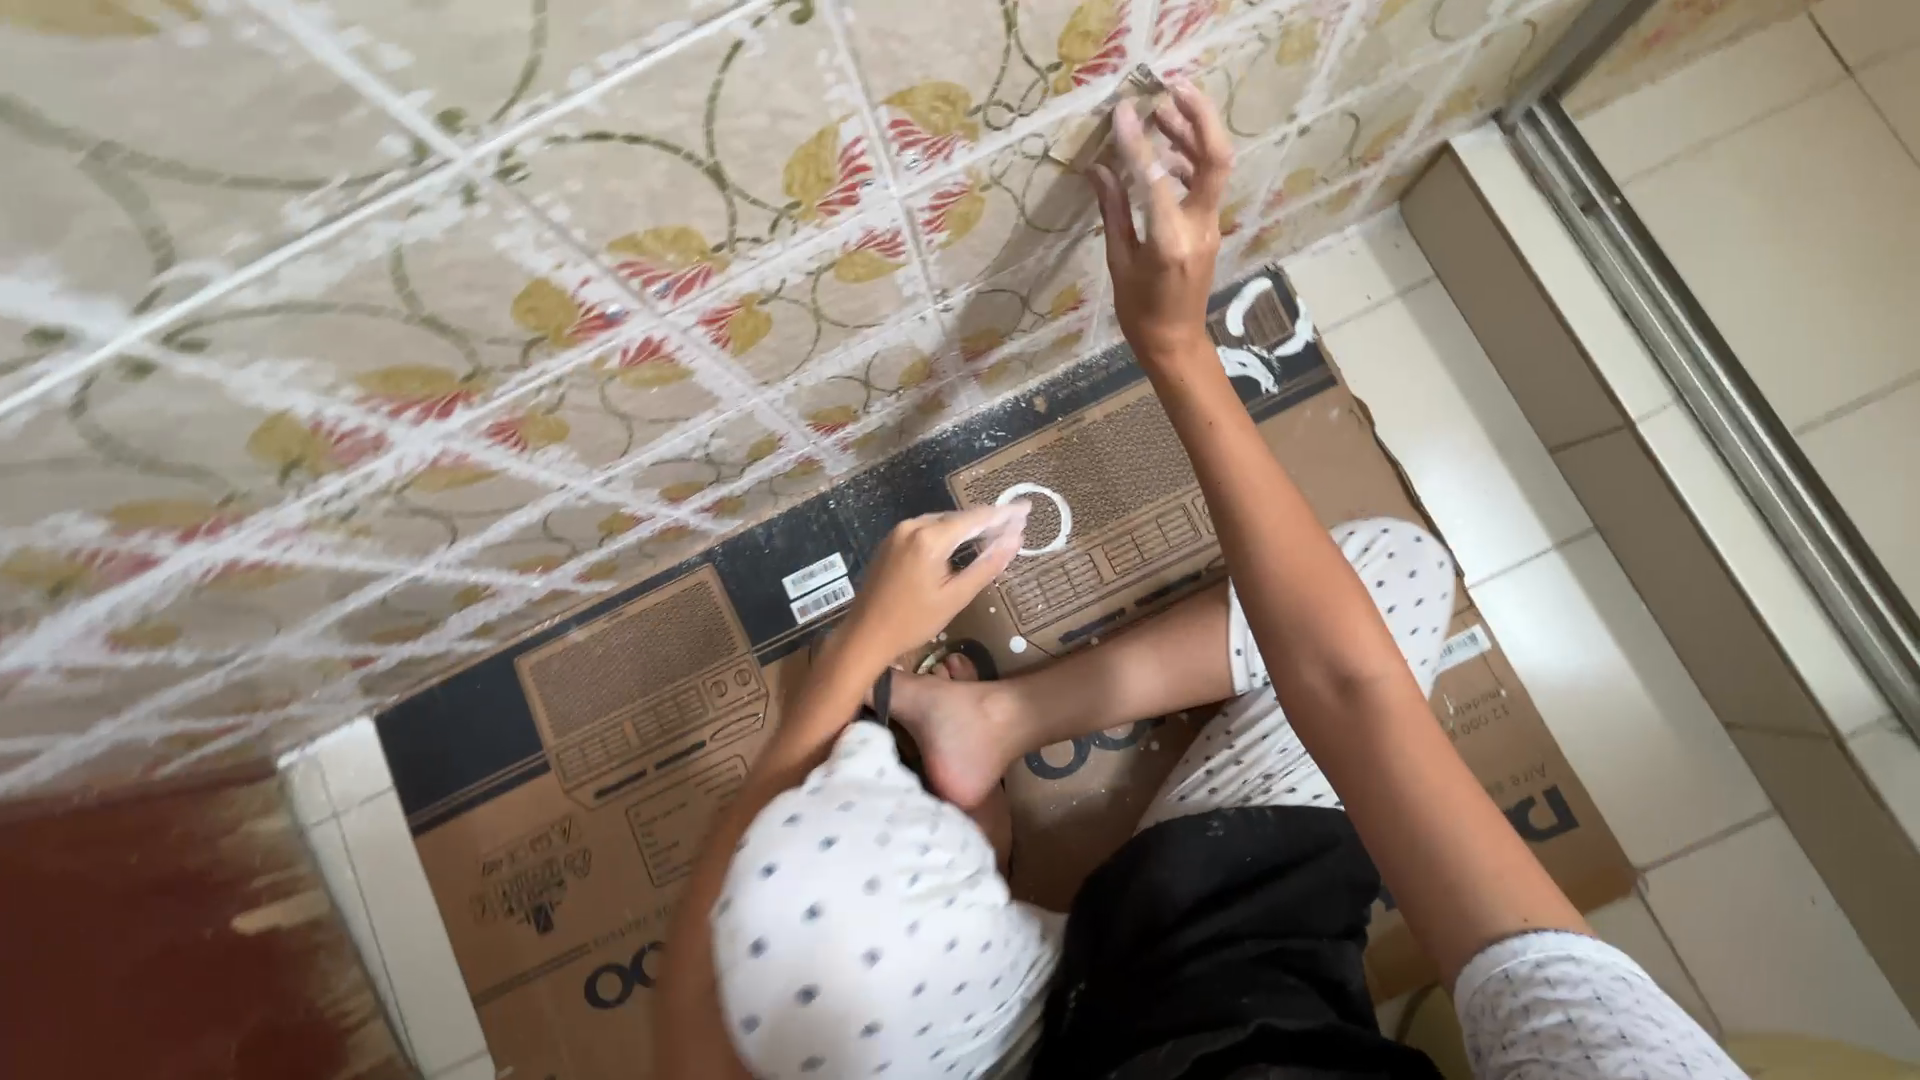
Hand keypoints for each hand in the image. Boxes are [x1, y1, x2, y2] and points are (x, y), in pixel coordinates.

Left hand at [838, 502, 1030, 666]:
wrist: (865, 635)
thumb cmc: (912, 622)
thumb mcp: (955, 597)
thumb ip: (987, 565)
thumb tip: (1015, 540)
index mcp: (929, 538)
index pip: (975, 518)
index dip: (1004, 513)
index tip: (1026, 507)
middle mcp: (912, 526)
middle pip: (958, 518)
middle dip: (988, 520)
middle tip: (1016, 522)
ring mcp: (898, 532)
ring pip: (942, 523)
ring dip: (967, 527)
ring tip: (995, 532)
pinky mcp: (890, 542)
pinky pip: (926, 530)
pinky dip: (947, 534)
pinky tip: (962, 543)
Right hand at [1087, 77, 1234, 363]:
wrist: (1176, 343)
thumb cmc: (1139, 313)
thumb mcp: (1119, 264)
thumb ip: (1113, 212)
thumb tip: (1098, 169)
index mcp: (1169, 242)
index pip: (1155, 179)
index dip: (1137, 142)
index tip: (1123, 112)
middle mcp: (1199, 228)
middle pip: (1215, 157)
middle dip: (1199, 117)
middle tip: (1171, 90)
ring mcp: (1211, 227)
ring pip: (1214, 166)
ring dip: (1193, 133)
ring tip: (1163, 112)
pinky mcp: (1212, 228)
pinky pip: (1205, 184)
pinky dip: (1189, 160)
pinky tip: (1165, 154)